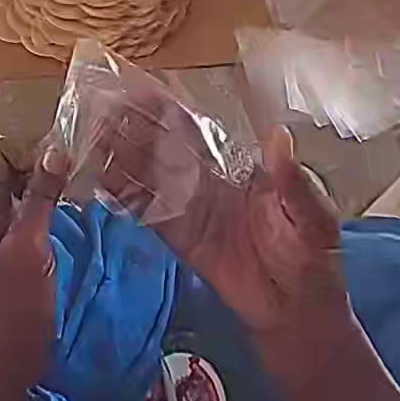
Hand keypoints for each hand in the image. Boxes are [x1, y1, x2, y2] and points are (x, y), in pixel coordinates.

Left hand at [0, 138, 69, 400]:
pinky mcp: (13, 241)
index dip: (30, 153)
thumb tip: (56, 150)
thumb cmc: (15, 306)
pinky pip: (28, 205)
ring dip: (46, 180)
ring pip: (21, 185)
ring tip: (75, 183)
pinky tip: (68, 202)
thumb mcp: (30, 245)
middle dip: (40, 163)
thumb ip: (40, 195)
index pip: (0, 155)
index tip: (63, 164)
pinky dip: (47, 198)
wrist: (8, 362)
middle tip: (74, 172)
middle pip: (11, 166)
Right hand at [96, 106, 349, 345]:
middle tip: (97, 106)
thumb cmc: (310, 256)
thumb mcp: (310, 214)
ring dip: (117, 155)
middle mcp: (202, 179)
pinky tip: (97, 181)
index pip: (191, 128)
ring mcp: (186, 208)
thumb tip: (279, 136)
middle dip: (129, 125)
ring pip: (145, 174)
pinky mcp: (177, 238)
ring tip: (88, 136)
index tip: (134, 89)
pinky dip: (122, 196)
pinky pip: (145, 212)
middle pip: (158, 145)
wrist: (297, 311)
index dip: (162, 108)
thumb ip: (292, 180)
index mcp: (231, 164)